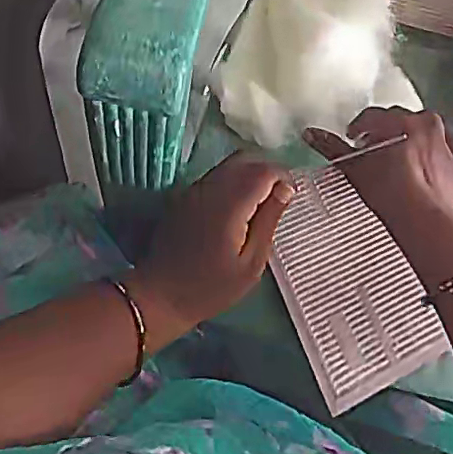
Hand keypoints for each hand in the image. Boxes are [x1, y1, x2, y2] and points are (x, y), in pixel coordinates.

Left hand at [128, 153, 293, 340]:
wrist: (161, 294)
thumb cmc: (211, 287)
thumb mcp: (250, 264)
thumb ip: (268, 221)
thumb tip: (285, 189)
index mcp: (228, 205)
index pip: (262, 171)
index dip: (282, 176)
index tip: (291, 195)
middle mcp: (209, 188)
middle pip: (244, 159)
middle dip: (267, 170)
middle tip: (280, 195)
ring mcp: (194, 189)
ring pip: (228, 164)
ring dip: (249, 173)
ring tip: (262, 202)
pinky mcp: (185, 195)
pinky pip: (215, 176)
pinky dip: (233, 180)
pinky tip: (240, 206)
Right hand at [305, 107, 452, 221]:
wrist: (424, 219)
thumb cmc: (387, 192)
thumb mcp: (354, 167)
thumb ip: (331, 146)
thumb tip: (309, 132)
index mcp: (397, 119)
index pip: (371, 116)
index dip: (358, 128)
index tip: (353, 140)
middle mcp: (423, 121)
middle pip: (396, 119)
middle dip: (383, 131)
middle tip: (372, 150)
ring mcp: (443, 138)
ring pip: (421, 127)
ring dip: (407, 135)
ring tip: (396, 156)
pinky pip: (443, 142)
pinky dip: (431, 146)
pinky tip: (422, 159)